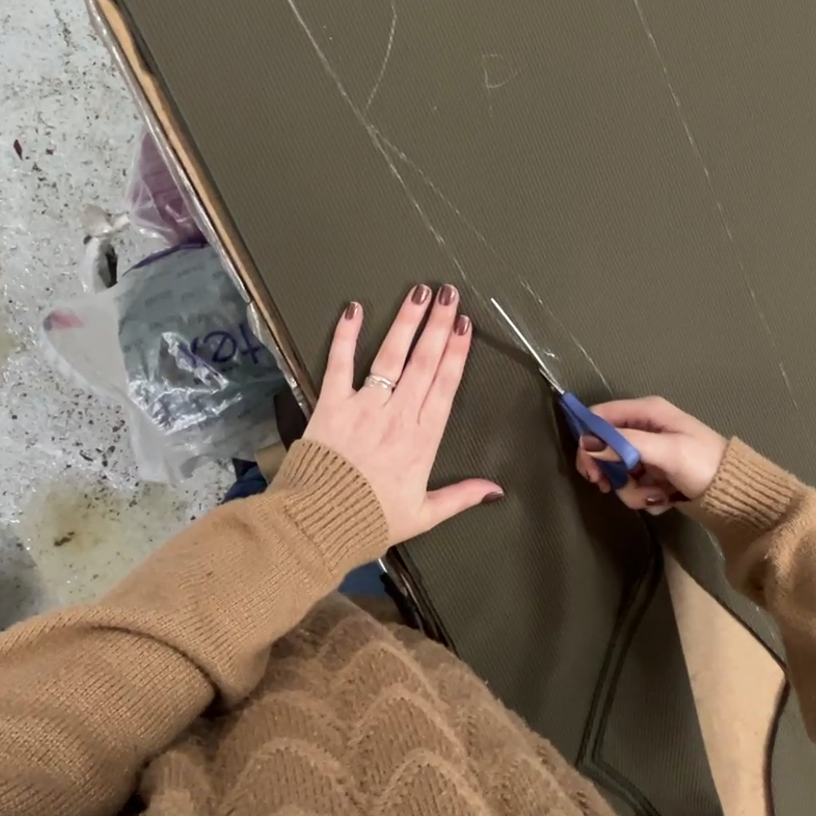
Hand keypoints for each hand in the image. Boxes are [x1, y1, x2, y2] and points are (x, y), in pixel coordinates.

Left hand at [304, 284, 501, 545]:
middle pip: (424, 361)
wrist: (319, 524)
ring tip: (419, 291)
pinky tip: (354, 309)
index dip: (457, 352)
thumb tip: (496, 490)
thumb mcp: (423, 514)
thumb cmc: (372, 520)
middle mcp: (398, 415)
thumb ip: (461, 496)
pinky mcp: (331, 404)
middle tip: (449, 294)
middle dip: (439, 325)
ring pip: (390, 356)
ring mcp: (364, 406)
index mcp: (423, 438)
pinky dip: (345, 336)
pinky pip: (339, 364)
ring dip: (406, 321)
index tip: (465, 325)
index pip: (445, 385)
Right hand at [573, 397, 726, 513]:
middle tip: (607, 487)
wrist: (737, 495)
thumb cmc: (704, 465)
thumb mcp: (667, 451)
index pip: (601, 416)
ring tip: (655, 496)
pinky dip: (645, 496)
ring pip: (619, 470)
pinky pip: (635, 484)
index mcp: (647, 412)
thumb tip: (588, 444)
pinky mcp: (655, 474)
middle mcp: (645, 428)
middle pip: (605, 446)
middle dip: (609, 470)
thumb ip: (626, 445)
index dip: (589, 439)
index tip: (589, 467)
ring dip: (632, 489)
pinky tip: (664, 499)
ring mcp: (650, 452)